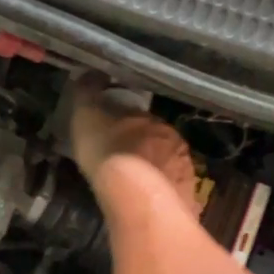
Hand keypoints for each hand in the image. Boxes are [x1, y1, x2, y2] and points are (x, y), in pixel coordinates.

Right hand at [69, 73, 199, 218]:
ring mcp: (183, 165)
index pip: (135, 115)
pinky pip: (172, 187)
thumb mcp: (86, 116)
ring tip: (134, 182)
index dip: (121, 123)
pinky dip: (160, 189)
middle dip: (140, 144)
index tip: (109, 132)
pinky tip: (145, 199)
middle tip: (122, 157)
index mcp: (148, 118)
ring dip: (153, 167)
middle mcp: (170, 137)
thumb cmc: (107, 151)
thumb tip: (88, 75)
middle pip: (153, 137)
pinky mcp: (186, 192)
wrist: (135, 195)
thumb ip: (87, 95)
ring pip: (166, 162)